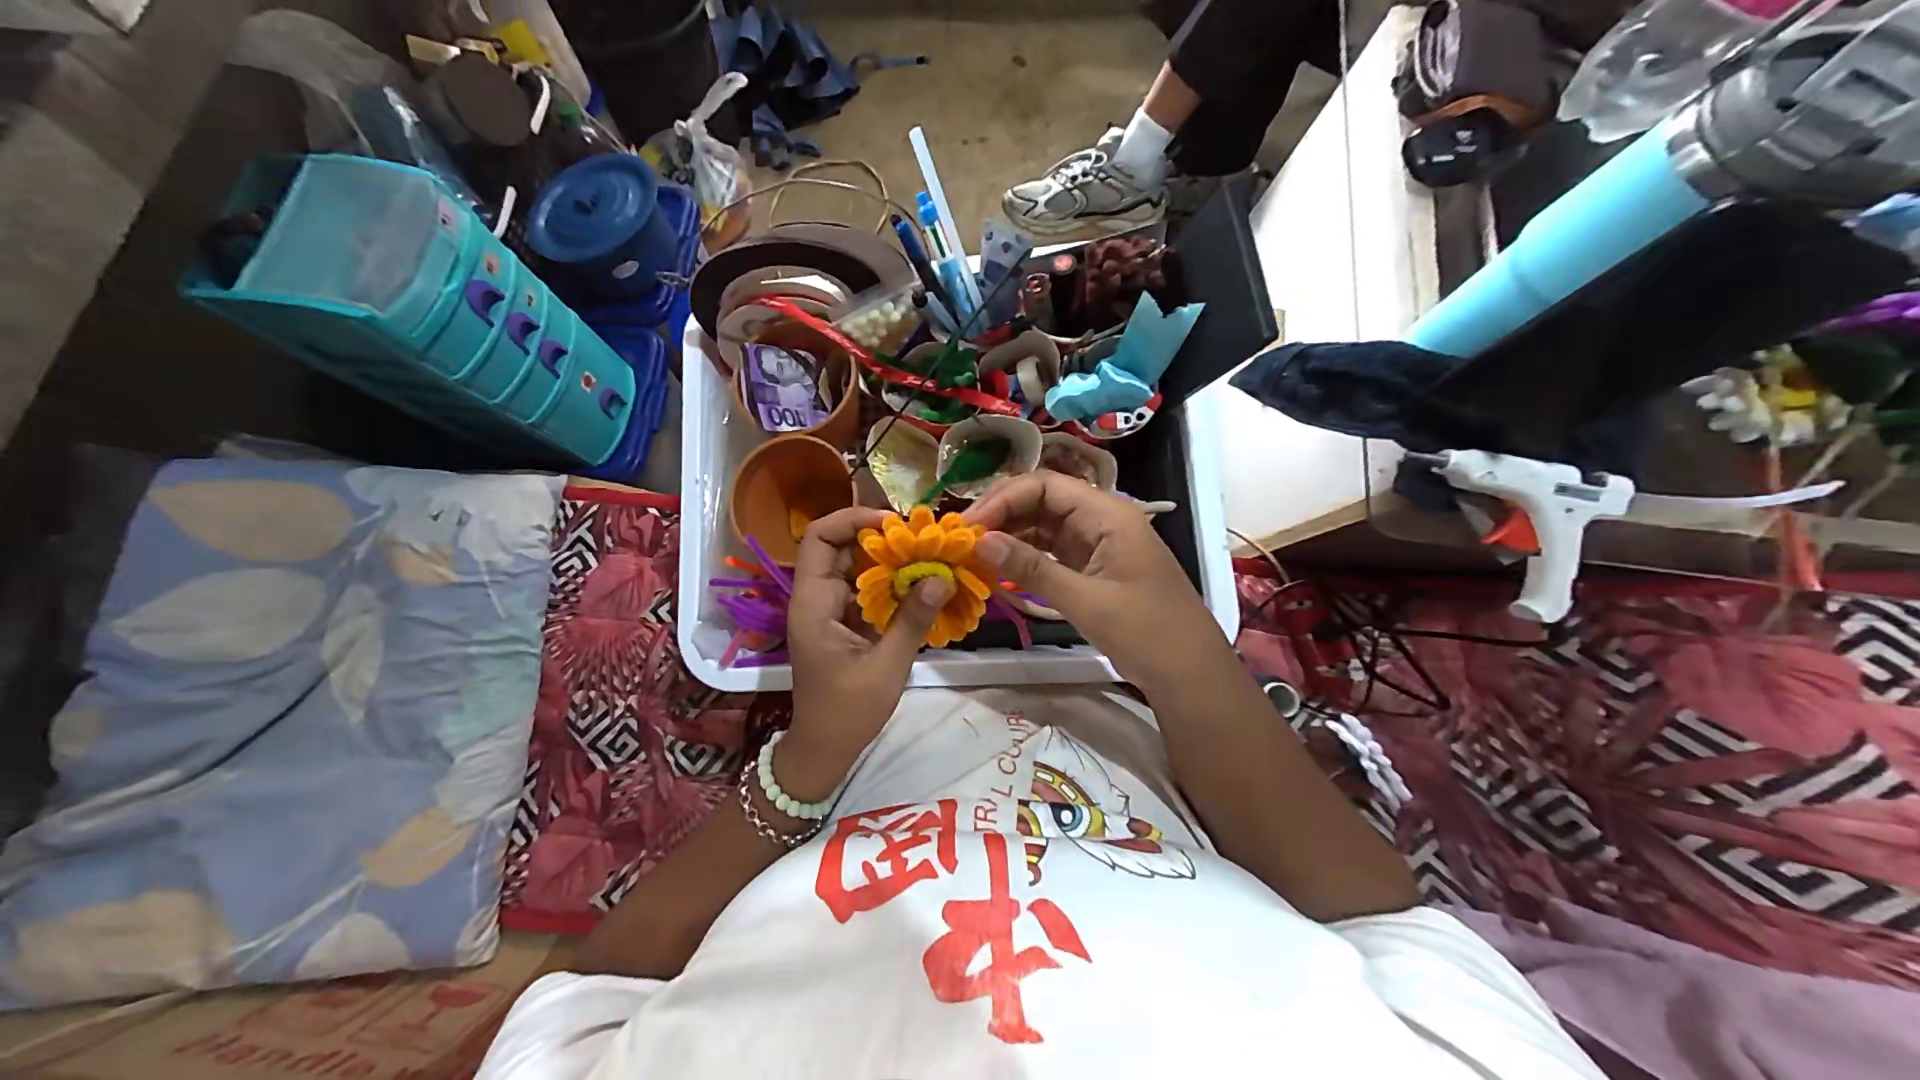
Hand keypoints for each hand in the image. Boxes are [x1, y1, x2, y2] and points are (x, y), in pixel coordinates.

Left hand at [782, 506, 952, 797]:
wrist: (824, 749)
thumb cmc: (847, 712)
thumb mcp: (886, 666)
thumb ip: (912, 620)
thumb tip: (940, 578)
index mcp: (813, 604)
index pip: (819, 538)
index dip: (852, 519)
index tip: (893, 523)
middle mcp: (816, 599)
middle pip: (840, 547)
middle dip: (879, 537)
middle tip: (921, 539)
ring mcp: (829, 610)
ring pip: (854, 567)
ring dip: (888, 559)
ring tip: (927, 556)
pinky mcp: (843, 623)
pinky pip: (864, 589)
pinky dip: (890, 583)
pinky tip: (920, 584)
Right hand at [964, 473, 1231, 693]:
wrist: (1190, 674)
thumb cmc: (1147, 632)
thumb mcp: (1086, 601)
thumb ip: (1032, 568)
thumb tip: (981, 542)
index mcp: (1109, 514)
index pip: (1046, 485)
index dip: (1005, 499)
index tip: (970, 526)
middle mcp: (1103, 520)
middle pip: (1043, 500)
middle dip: (1003, 515)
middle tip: (964, 540)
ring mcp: (1099, 544)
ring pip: (1045, 526)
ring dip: (1011, 535)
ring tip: (975, 553)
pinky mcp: (1095, 568)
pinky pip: (1053, 551)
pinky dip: (1027, 556)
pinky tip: (1000, 567)